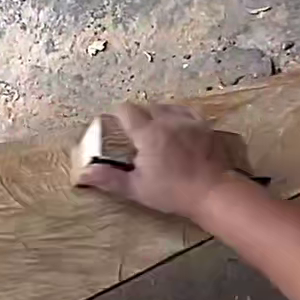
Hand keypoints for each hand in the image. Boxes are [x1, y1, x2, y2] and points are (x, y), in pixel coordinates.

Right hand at [75, 102, 249, 217]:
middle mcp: (169, 121)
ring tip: (158, 132)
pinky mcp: (206, 127)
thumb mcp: (137, 189)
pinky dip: (181, 116)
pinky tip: (179, 128)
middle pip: (148, 107)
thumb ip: (110, 178)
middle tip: (137, 136)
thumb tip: (85, 173)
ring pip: (169, 107)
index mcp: (149, 133)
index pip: (127, 110)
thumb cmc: (174, 193)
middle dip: (140, 117)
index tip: (118, 127)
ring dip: (160, 115)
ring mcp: (190, 122)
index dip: (119, 116)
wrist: (213, 192)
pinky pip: (189, 112)